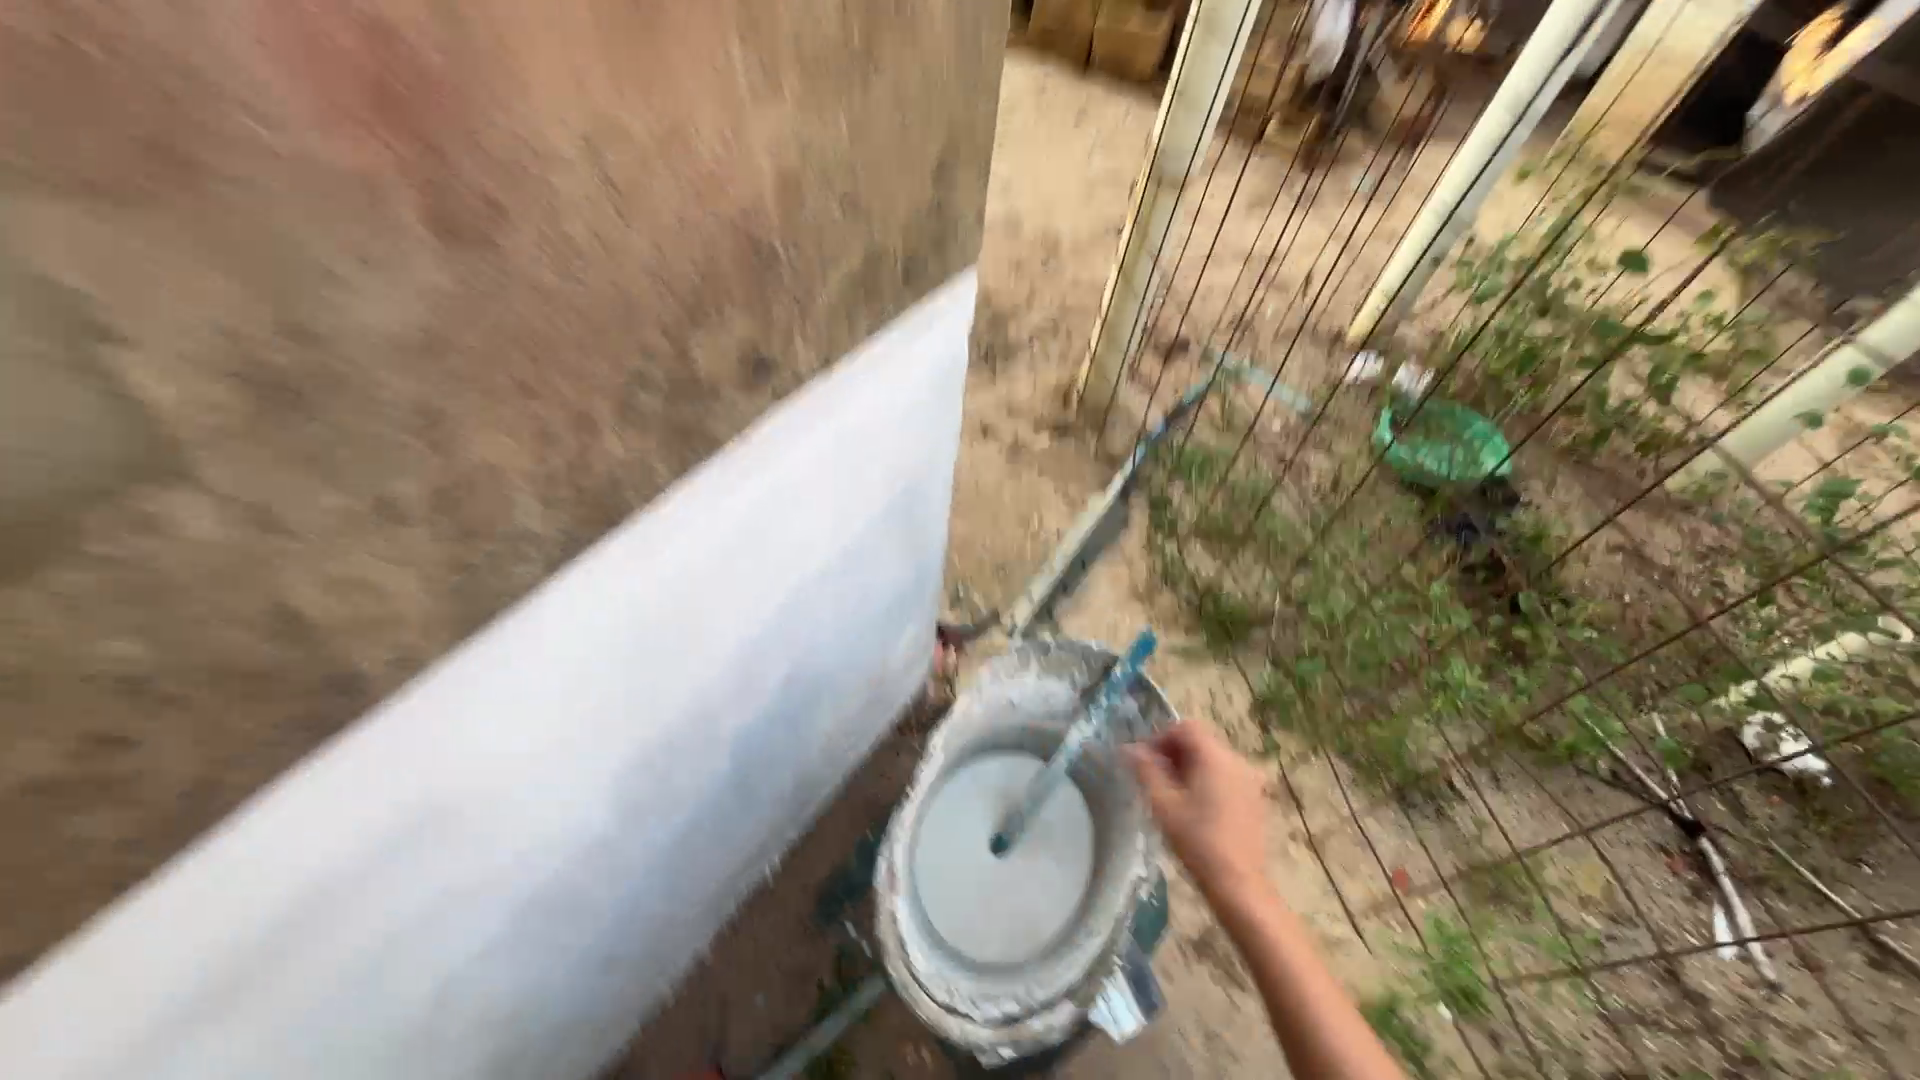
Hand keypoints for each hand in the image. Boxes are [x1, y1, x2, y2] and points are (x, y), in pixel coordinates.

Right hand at [1124, 719, 1270, 902]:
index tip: (1143, 761)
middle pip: (1201, 741)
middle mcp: (1238, 761)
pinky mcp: (1256, 798)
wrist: (1238, 883)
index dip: (1160, 738)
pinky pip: (1226, 775)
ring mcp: (1251, 780)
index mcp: (1216, 757)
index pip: (1185, 727)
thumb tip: (1129, 748)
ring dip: (1190, 766)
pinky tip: (1195, 806)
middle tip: (1153, 778)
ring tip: (1170, 794)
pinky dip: (1207, 779)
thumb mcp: (1163, 804)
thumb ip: (1145, 770)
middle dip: (1173, 753)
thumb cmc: (1197, 841)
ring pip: (1213, 759)